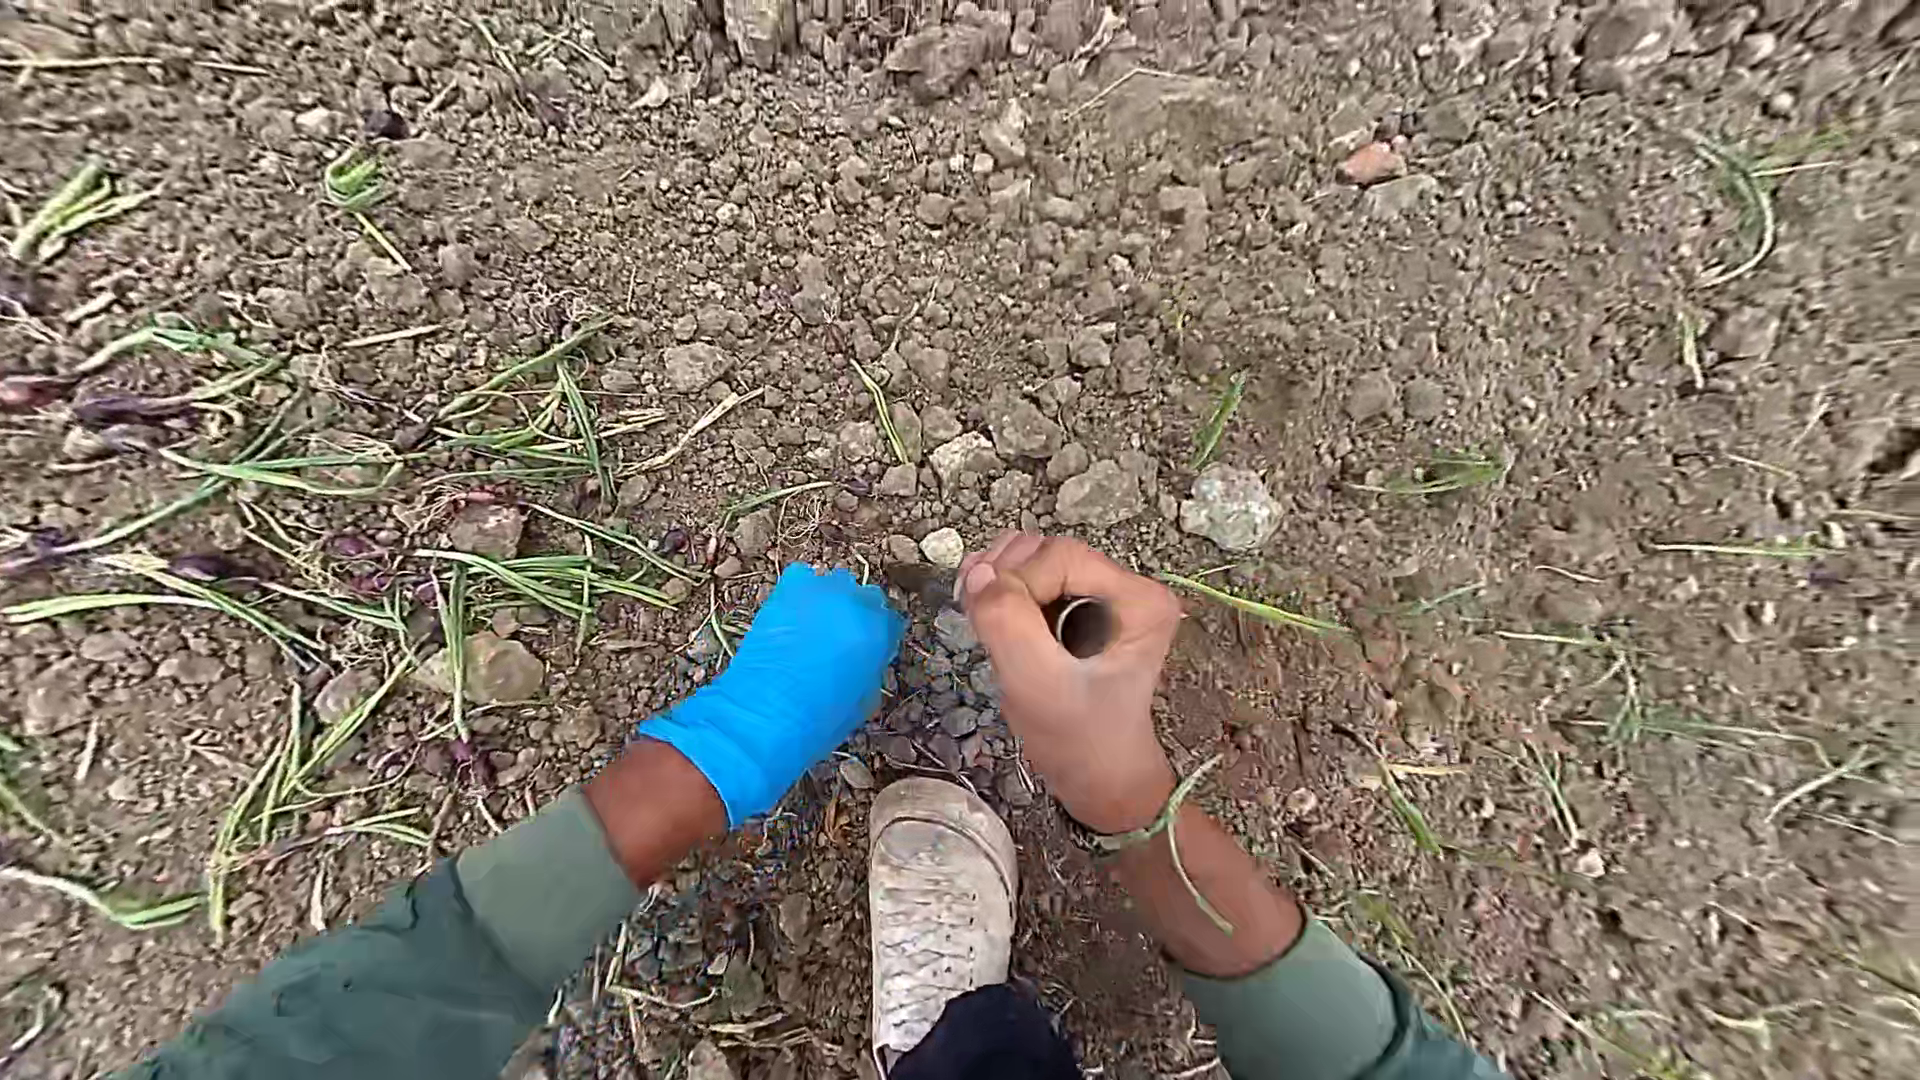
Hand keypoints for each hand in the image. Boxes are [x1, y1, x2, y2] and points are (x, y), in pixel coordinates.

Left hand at [639, 564, 903, 825]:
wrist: (766, 713)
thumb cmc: (820, 717)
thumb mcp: (865, 701)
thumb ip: (873, 669)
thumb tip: (868, 658)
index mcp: (879, 631)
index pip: (892, 620)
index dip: (880, 635)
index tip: (870, 647)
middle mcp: (855, 603)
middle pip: (867, 596)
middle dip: (859, 614)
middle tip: (843, 637)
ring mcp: (822, 591)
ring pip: (837, 582)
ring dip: (832, 599)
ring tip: (817, 623)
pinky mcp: (789, 588)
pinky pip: (803, 577)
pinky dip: (802, 589)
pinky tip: (795, 611)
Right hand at [960, 534, 1182, 831]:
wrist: (1095, 776)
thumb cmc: (1078, 740)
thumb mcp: (1038, 687)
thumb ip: (1008, 624)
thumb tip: (977, 571)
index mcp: (1139, 599)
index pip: (1061, 557)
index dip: (1017, 584)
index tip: (995, 630)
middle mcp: (1124, 585)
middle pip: (1044, 551)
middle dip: (1002, 579)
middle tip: (978, 621)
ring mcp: (1098, 592)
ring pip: (1030, 557)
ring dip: (994, 581)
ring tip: (983, 622)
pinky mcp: (1074, 603)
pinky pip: (1026, 575)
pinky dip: (997, 589)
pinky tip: (987, 617)